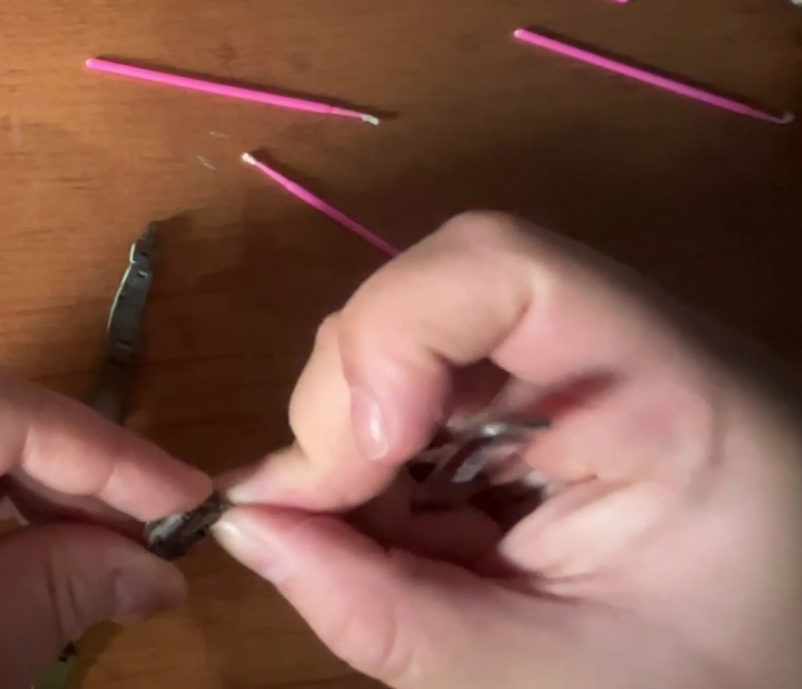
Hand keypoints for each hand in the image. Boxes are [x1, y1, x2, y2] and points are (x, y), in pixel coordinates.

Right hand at [216, 212, 801, 688]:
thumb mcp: (555, 683)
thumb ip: (388, 615)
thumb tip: (239, 523)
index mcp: (673, 391)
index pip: (501, 266)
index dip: (397, 330)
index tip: (372, 449)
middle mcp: (596, 348)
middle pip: (409, 302)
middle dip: (342, 405)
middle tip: (313, 511)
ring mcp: (539, 366)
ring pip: (377, 343)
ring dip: (336, 438)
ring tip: (348, 531)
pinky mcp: (496, 395)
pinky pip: (382, 390)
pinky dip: (349, 456)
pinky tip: (369, 517)